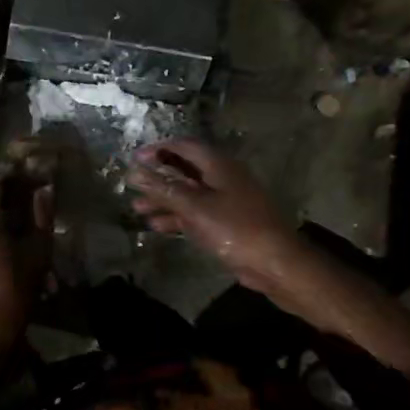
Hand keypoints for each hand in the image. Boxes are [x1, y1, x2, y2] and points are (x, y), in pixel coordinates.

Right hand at [127, 139, 316, 307]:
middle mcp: (222, 177)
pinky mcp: (227, 222)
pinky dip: (177, 217)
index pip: (185, 146)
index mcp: (219, 165)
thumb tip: (134, 172)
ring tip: (137, 208)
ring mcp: (226, 200)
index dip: (159, 149)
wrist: (276, 263)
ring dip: (164, 199)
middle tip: (133, 183)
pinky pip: (197, 213)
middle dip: (159, 176)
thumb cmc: (235, 228)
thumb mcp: (195, 208)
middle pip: (185, 169)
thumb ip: (164, 189)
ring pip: (189, 193)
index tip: (135, 159)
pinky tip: (156, 226)